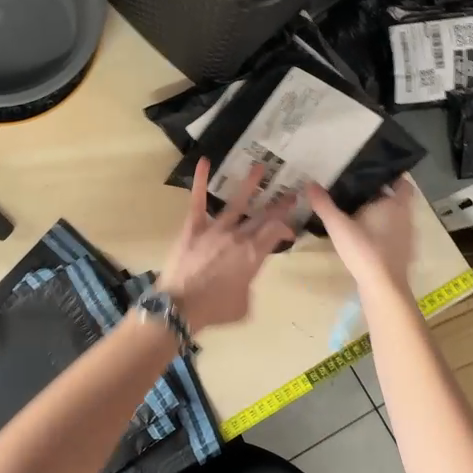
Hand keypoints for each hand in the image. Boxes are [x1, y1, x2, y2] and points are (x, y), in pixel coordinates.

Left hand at [158, 159, 297, 330]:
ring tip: (259, 167)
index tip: (289, 229)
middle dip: (279, 204)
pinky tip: (204, 162)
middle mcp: (238, 237)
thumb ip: (248, 286)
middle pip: (262, 216)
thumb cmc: (214, 310)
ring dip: (249, 184)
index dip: (286, 227)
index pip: (276, 232)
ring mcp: (215, 230)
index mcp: (253, 256)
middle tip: (291, 192)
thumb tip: (244, 281)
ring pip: (236, 202)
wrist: (181, 307)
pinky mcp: (193, 228)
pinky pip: (198, 201)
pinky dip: (200, 181)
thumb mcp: (243, 304)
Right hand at [307, 180, 416, 287]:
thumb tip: (309, 183)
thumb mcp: (338, 226)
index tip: (376, 174)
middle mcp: (407, 217)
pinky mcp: (405, 254)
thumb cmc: (364, 250)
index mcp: (396, 205)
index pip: (403, 183)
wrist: (383, 287)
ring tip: (362, 214)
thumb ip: (324, 205)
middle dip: (384, 196)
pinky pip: (396, 235)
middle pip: (400, 200)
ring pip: (398, 219)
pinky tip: (369, 239)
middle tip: (361, 191)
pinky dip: (386, 233)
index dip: (393, 177)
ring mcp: (409, 237)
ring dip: (385, 215)